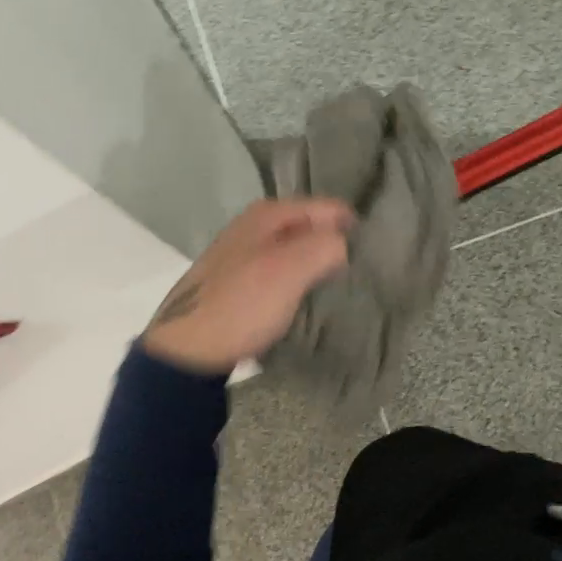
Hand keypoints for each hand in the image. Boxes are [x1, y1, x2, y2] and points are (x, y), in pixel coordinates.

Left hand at [140, 198, 355, 375]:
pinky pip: (285, 277)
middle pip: (315, 231)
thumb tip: (349, 244)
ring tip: (343, 296)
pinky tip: (310, 308)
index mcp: (268, 213)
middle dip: (339, 250)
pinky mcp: (243, 285)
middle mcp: (256, 227)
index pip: (332, 208)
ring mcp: (247, 256)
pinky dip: (300, 288)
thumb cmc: (241, 305)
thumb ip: (328, 246)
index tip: (375, 261)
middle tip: (363, 280)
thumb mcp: (290, 269)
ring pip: (300, 255)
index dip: (356, 230)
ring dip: (320, 272)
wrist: (187, 352)